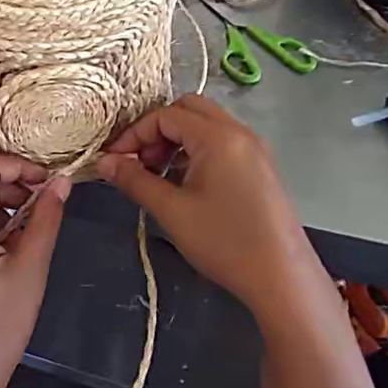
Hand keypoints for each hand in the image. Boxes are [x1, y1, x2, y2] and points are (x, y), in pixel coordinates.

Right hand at [98, 96, 327, 322]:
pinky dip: (197, 151)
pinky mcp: (261, 167)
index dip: (135, 134)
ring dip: (177, 140)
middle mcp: (239, 132)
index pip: (165, 115)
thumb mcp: (172, 211)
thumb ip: (135, 180)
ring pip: (206, 125)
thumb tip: (105, 163)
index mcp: (218, 136)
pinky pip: (222, 142)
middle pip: (189, 109)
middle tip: (141, 161)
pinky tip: (186, 184)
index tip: (116, 160)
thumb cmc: (225, 241)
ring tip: (160, 176)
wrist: (283, 278)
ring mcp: (254, 148)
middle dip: (157, 130)